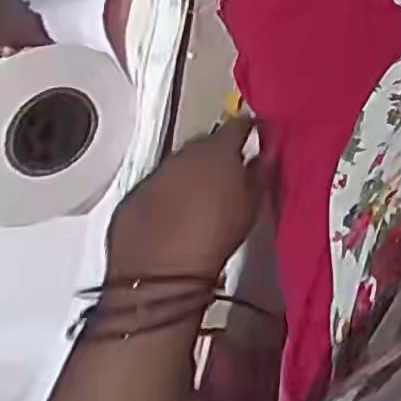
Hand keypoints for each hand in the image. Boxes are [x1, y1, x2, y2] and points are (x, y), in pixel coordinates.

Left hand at [108, 117, 262, 279]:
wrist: (161, 276)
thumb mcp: (252, 203)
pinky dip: (165, 194)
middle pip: (205, 142)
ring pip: (179, 164)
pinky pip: (155, 187)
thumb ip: (261, 169)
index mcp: (218, 150)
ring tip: (200, 197)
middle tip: (227, 173)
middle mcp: (184, 154)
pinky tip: (172, 216)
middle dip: (217, 153)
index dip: (248, 127)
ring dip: (190, 173)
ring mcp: (154, 175)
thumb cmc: (218, 235)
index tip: (256, 134)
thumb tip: (268, 148)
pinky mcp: (131, 198)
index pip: (238, 124)